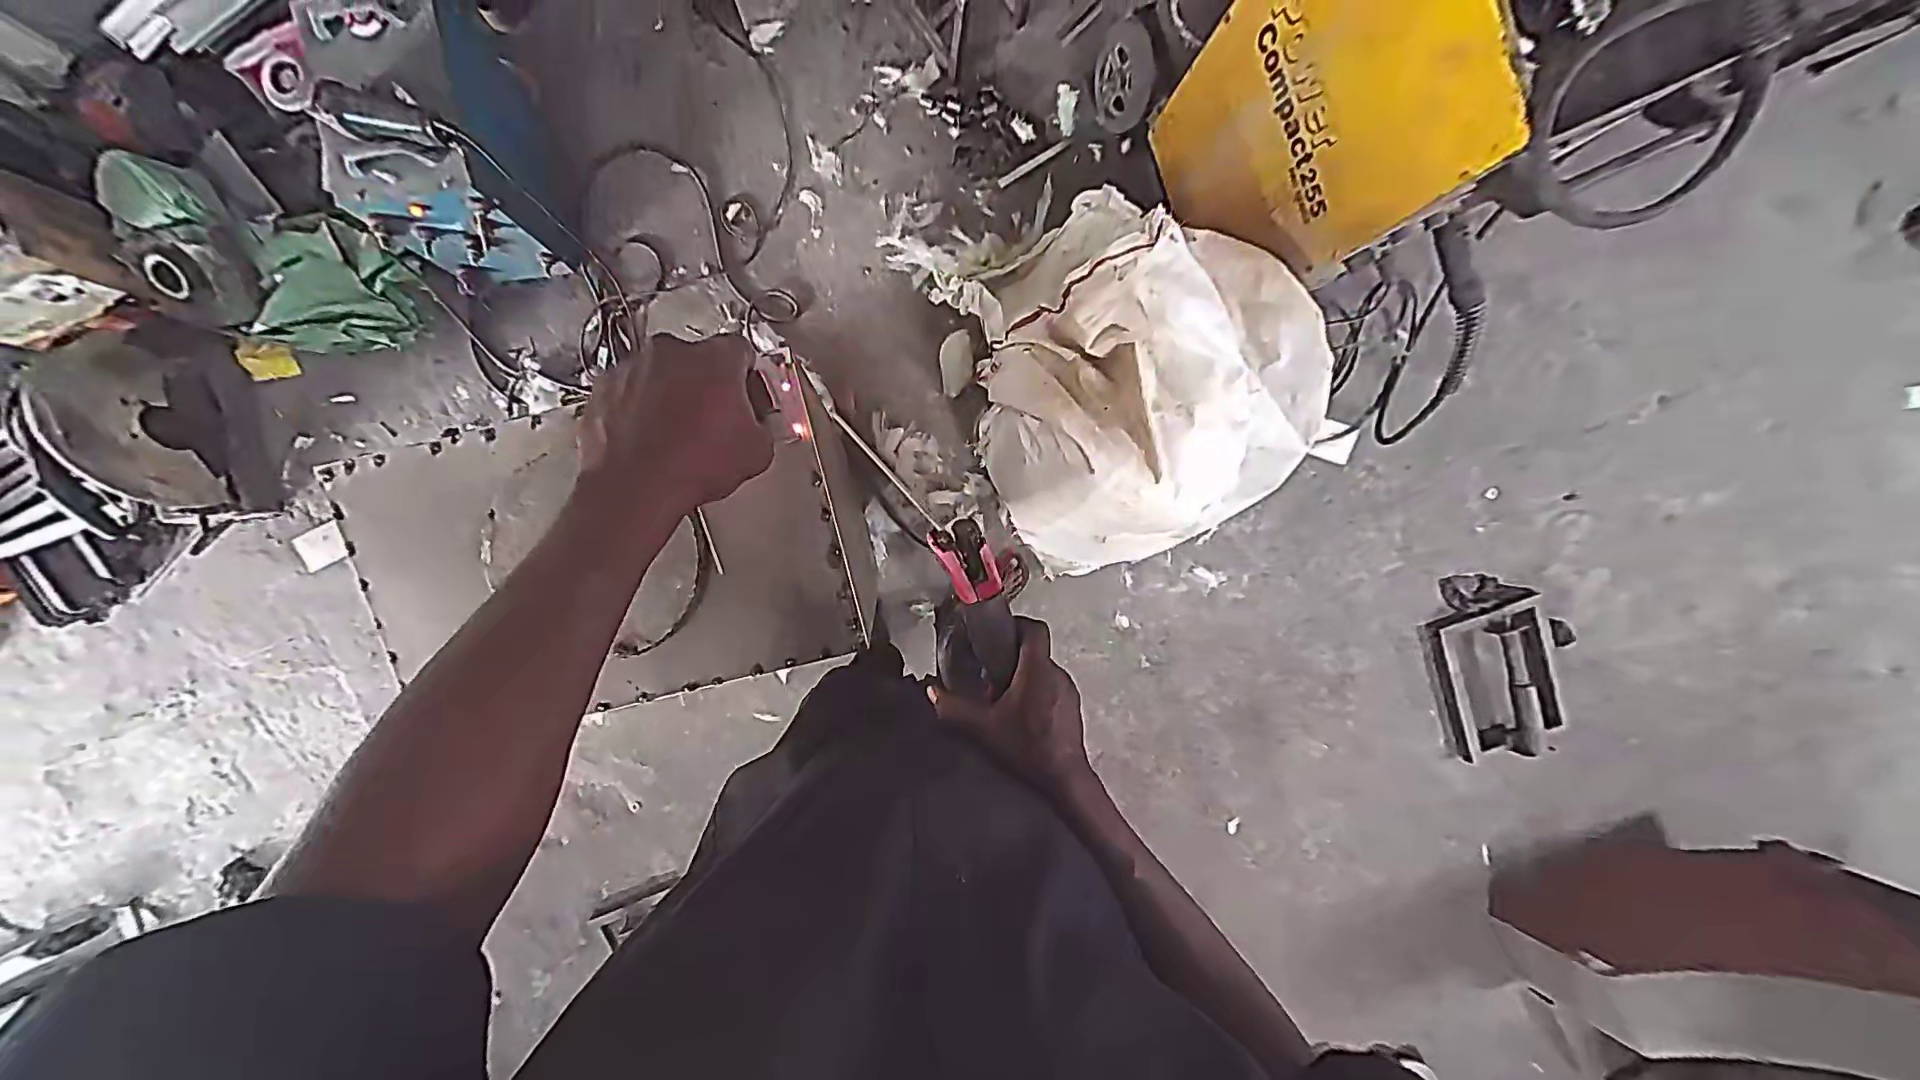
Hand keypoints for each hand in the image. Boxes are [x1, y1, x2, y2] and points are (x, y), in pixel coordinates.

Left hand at [576, 334, 773, 517]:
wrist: (636, 488)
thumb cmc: (691, 465)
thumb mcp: (757, 451)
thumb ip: (761, 425)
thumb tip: (755, 428)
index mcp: (715, 359)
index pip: (740, 350)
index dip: (747, 375)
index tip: (747, 393)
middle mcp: (672, 353)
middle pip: (699, 358)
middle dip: (708, 384)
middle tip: (716, 419)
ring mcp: (634, 367)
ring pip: (662, 372)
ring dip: (673, 394)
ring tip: (682, 434)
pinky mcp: (605, 387)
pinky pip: (630, 390)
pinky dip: (641, 407)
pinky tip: (653, 437)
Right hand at [931, 618, 1091, 792]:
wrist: (1062, 779)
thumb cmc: (1027, 749)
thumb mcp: (982, 727)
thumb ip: (953, 707)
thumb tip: (932, 692)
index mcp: (1037, 671)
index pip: (1035, 629)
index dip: (1017, 625)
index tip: (999, 632)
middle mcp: (1057, 675)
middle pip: (1036, 651)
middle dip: (1012, 657)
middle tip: (990, 672)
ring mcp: (1068, 692)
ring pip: (1043, 670)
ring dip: (1023, 677)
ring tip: (1002, 697)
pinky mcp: (1071, 708)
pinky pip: (1052, 687)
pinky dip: (1035, 692)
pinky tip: (1019, 715)